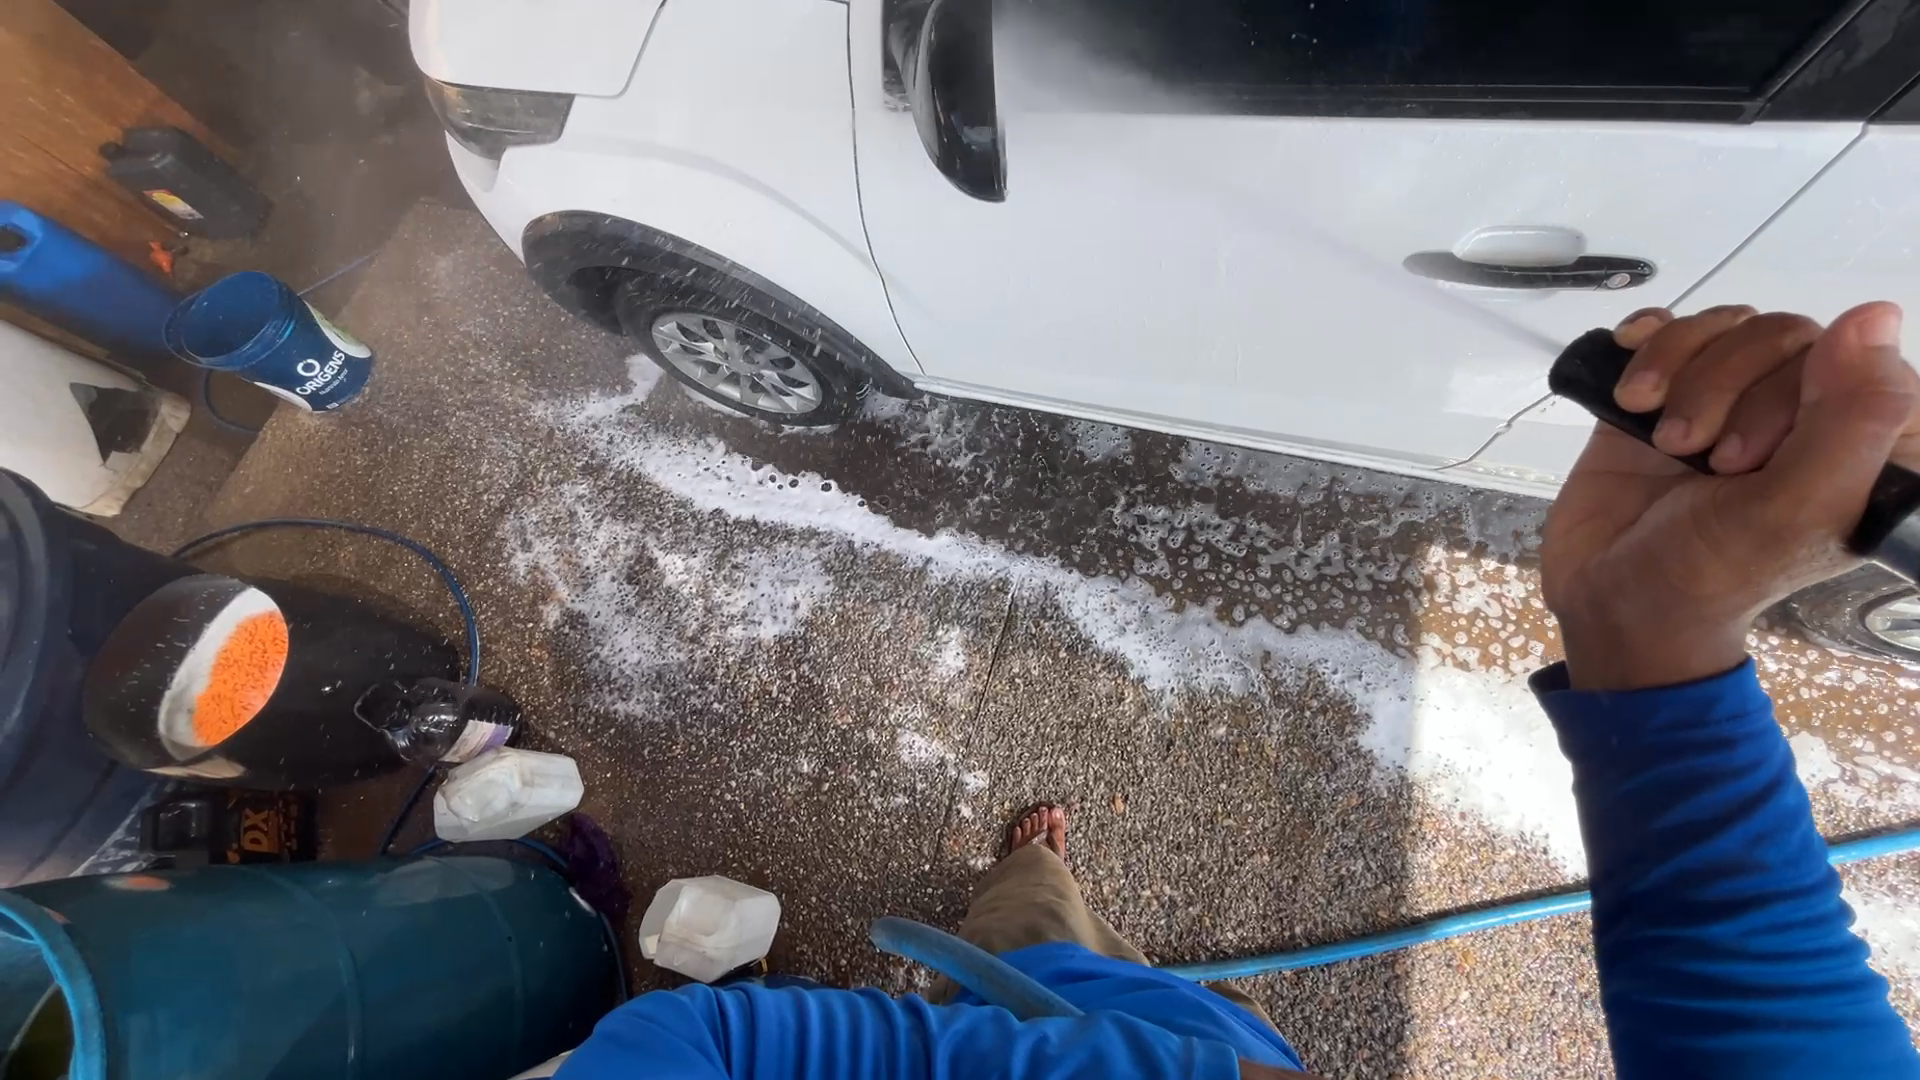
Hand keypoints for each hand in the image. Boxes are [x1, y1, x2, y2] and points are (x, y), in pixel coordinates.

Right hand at [1540, 302, 1919, 690]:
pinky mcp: (1654, 405)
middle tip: (1686, 451)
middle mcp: (1796, 413)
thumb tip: (1869, 316)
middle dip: (1717, 386)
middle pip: (1775, 337)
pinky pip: (1663, 335)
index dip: (1784, 392)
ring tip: (1647, 422)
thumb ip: (1851, 419)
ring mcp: (1719, 405)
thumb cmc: (1710, 570)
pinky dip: (1645, 335)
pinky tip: (1625, 358)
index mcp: (1859, 440)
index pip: (1848, 358)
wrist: (1609, 598)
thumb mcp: (1795, 508)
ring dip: (1670, 365)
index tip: (1734, 459)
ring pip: (1719, 329)